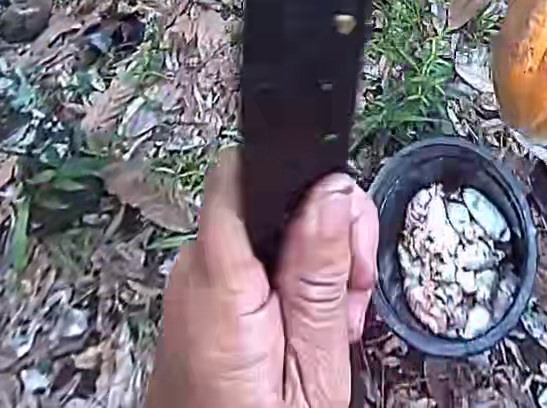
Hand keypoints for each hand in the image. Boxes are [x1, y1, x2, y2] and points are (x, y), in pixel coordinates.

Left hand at [146, 150, 377, 407]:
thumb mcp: (312, 371)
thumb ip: (320, 275)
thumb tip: (332, 193)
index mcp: (217, 290)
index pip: (239, 176)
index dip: (299, 178)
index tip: (338, 215)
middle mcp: (194, 276)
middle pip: (272, 197)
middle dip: (327, 226)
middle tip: (352, 283)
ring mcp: (194, 286)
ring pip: (272, 223)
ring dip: (317, 255)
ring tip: (336, 314)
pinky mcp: (202, 297)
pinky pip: (257, 255)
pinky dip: (294, 275)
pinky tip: (310, 318)